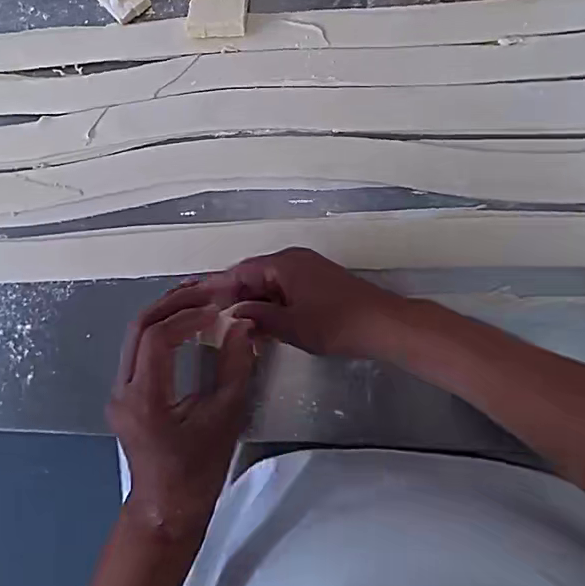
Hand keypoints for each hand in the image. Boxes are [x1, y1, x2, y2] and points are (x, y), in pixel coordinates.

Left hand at [108, 280, 256, 537]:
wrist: (167, 509)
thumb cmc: (199, 471)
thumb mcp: (226, 417)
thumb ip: (235, 367)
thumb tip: (242, 325)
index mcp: (145, 400)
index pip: (157, 339)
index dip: (187, 317)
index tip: (216, 310)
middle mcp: (123, 391)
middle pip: (139, 327)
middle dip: (174, 303)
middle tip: (207, 291)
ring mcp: (119, 392)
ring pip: (135, 334)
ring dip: (166, 311)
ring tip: (198, 297)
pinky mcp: (125, 393)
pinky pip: (138, 347)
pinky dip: (162, 327)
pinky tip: (186, 321)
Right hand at [215, 247, 409, 358]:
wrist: (382, 324)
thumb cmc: (334, 323)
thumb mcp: (290, 325)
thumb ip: (259, 317)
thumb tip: (237, 313)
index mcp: (284, 263)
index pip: (242, 271)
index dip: (220, 286)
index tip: (202, 300)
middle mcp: (294, 259)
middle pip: (256, 274)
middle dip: (237, 296)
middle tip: (215, 317)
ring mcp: (309, 270)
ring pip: (272, 283)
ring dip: (256, 302)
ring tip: (236, 326)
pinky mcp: (320, 283)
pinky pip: (287, 289)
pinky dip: (273, 304)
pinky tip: (265, 324)